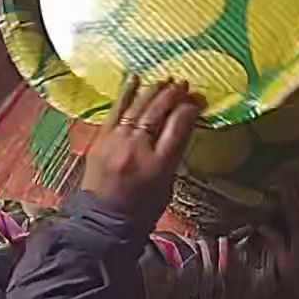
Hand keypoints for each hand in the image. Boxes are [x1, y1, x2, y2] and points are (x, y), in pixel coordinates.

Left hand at [81, 77, 203, 228]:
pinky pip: (116, 109)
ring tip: (167, 80)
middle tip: (185, 85)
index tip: (197, 101)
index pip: (179, 126)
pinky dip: (126, 92)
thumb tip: (182, 125)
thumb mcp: (167, 182)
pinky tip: (136, 78)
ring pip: (138, 107)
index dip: (190, 109)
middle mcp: (138, 149)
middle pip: (159, 112)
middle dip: (174, 95)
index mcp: (159, 165)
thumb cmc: (143, 207)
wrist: (104, 220)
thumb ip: (173, 153)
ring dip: (154, 91)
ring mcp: (117, 141)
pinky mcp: (101, 138)